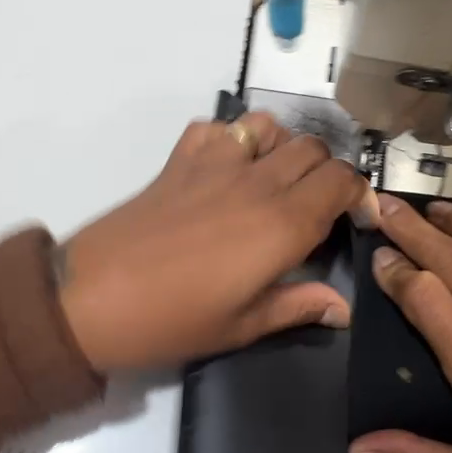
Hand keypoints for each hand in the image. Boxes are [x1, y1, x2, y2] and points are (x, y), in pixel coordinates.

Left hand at [57, 112, 374, 372]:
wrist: (93, 297)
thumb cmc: (174, 320)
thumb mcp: (243, 326)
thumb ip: (298, 306)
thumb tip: (343, 307)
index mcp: (283, 224)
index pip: (342, 181)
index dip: (358, 194)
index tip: (356, 218)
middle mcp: (258, 181)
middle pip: (313, 149)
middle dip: (326, 171)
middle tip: (316, 206)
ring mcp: (216, 163)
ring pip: (270, 126)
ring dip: (283, 146)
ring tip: (276, 181)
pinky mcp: (180, 159)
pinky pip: (217, 127)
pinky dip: (231, 137)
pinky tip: (226, 168)